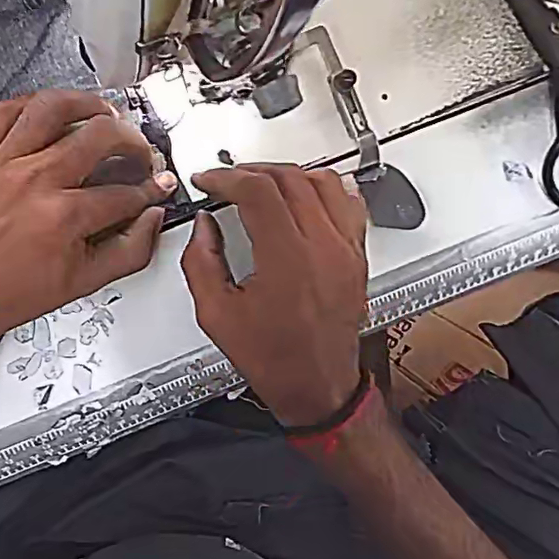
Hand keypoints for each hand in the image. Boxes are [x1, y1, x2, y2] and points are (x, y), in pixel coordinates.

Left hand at [0, 90, 175, 387]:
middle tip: (139, 153)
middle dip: (134, 142)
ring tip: (106, 114)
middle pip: (101, 135)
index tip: (156, 188)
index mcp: (62, 217)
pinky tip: (52, 111)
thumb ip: (130, 251)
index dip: (151, 190)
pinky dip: (34, 103)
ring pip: (54, 107)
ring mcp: (6, 162)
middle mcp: (35, 181)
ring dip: (89, 104)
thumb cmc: (10, 291)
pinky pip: (7, 110)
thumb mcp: (83, 283)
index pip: (125, 192)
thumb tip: (152, 219)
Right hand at [181, 163, 369, 427]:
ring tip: (261, 181)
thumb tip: (204, 226)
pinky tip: (309, 189)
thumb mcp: (216, 314)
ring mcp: (346, 251)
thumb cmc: (275, 359)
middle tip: (228, 180)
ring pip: (322, 182)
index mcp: (287, 259)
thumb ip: (201, 262)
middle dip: (251, 172)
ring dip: (286, 174)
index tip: (209, 180)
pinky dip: (325, 187)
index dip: (226, 177)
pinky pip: (349, 203)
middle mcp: (323, 248)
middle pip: (289, 179)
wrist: (317, 386)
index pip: (257, 190)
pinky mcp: (357, 257)